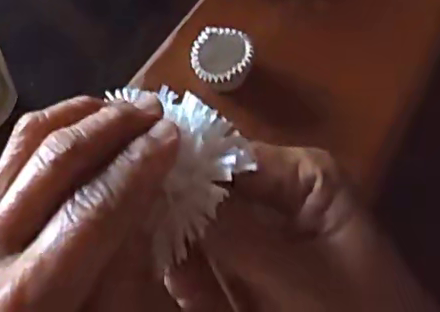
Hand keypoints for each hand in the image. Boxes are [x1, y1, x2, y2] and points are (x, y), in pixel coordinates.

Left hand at [0, 96, 180, 310]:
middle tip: (156, 109)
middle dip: (114, 126)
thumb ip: (126, 274)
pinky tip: (84, 118)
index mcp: (26, 296)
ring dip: (83, 114)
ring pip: (30, 139)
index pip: (93, 208)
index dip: (138, 165)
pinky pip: (15, 149)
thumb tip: (146, 194)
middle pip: (58, 159)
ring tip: (126, 107)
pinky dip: (54, 123)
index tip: (173, 133)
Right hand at [163, 143, 436, 311]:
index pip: (227, 154)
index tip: (138, 180)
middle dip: (177, 212)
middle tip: (137, 225)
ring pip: (209, 231)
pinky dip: (198, 280)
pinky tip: (181, 286)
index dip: (182, 166)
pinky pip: (220, 268)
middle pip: (212, 190)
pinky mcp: (263, 276)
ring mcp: (271, 237)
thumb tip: (165, 186)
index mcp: (302, 176)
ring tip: (154, 258)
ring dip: (182, 249)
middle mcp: (282, 194)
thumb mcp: (301, 280)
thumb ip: (234, 234)